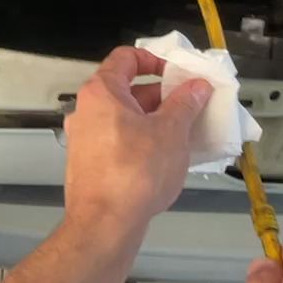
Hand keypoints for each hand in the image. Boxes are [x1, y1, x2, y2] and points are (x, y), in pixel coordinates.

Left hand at [62, 46, 211, 230]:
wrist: (105, 224)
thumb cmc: (132, 174)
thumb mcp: (170, 132)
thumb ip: (185, 104)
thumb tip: (196, 88)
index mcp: (101, 93)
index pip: (126, 58)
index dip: (155, 59)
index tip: (179, 71)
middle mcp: (87, 112)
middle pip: (127, 90)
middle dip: (163, 95)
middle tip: (192, 104)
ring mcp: (86, 139)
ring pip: (125, 119)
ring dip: (156, 121)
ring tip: (187, 132)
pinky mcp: (91, 163)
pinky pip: (120, 141)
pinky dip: (143, 142)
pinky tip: (168, 157)